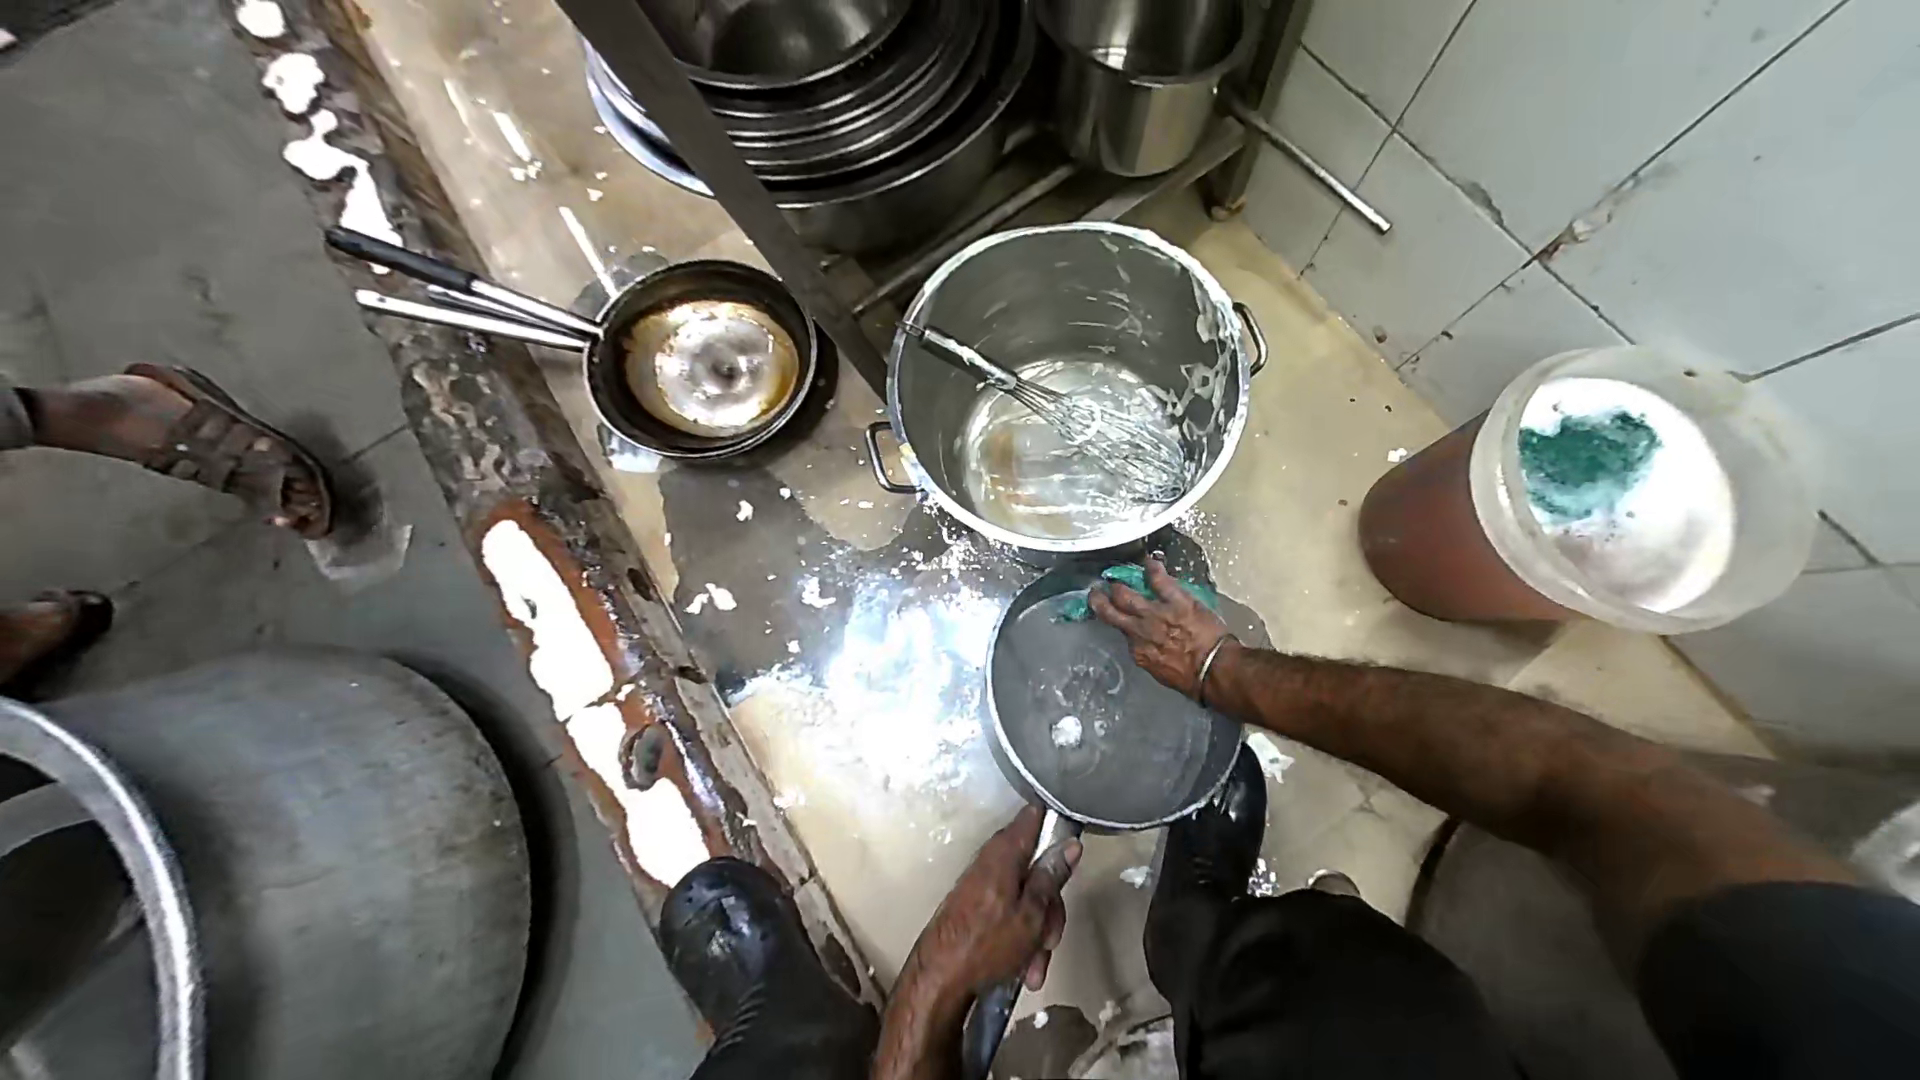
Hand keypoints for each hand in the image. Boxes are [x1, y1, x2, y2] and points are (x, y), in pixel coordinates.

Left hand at [907, 806, 1080, 997]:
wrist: (940, 976)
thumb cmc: (988, 942)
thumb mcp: (1032, 914)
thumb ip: (1051, 877)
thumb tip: (1070, 843)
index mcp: (1006, 850)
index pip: (1034, 816)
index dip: (1056, 826)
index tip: (1071, 851)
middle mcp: (993, 858)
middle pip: (1036, 867)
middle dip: (1049, 906)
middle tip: (1050, 938)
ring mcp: (984, 881)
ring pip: (1026, 896)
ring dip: (1036, 932)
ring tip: (1035, 967)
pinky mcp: (978, 903)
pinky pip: (1009, 911)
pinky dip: (1020, 937)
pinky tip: (1023, 968)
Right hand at [1089, 557, 1232, 697]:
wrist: (1214, 670)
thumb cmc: (1191, 677)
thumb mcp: (1159, 670)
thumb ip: (1147, 652)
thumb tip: (1142, 642)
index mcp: (1137, 649)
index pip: (1118, 631)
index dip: (1113, 620)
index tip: (1108, 613)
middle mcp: (1138, 629)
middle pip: (1110, 609)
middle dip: (1101, 599)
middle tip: (1098, 591)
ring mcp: (1155, 612)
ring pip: (1125, 593)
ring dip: (1118, 585)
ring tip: (1114, 578)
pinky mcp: (1175, 600)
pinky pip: (1158, 580)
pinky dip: (1153, 568)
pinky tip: (1148, 560)